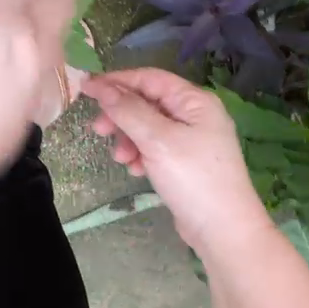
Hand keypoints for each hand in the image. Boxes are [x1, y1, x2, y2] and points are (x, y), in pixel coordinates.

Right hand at [84, 69, 271, 254]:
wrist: (223, 229)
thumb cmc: (193, 178)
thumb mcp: (157, 140)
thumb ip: (127, 110)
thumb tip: (100, 87)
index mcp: (194, 101)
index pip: (149, 78)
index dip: (116, 81)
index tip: (85, 89)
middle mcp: (194, 115)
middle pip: (147, 102)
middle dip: (120, 115)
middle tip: (98, 131)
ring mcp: (191, 139)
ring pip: (147, 127)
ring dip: (128, 139)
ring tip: (122, 159)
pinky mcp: (185, 161)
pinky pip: (155, 147)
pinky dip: (141, 154)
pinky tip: (137, 170)